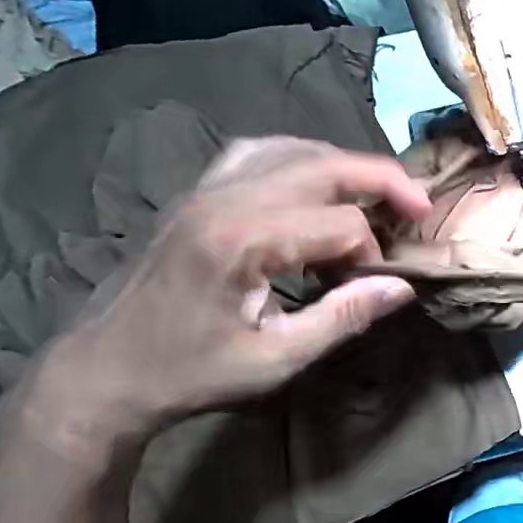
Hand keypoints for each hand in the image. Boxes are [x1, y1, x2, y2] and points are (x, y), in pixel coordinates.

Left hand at [19, 137, 432, 447]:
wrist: (104, 370)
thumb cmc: (190, 373)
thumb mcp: (276, 360)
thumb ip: (343, 317)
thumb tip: (402, 287)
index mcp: (243, 240)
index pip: (340, 223)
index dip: (370, 255)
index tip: (368, 290)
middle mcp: (225, 197)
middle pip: (324, 165)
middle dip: (381, 180)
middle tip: (419, 204)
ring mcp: (206, 188)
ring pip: (293, 149)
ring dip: (343, 166)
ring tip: (374, 193)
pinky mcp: (197, 192)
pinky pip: (259, 153)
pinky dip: (300, 159)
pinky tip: (314, 183)